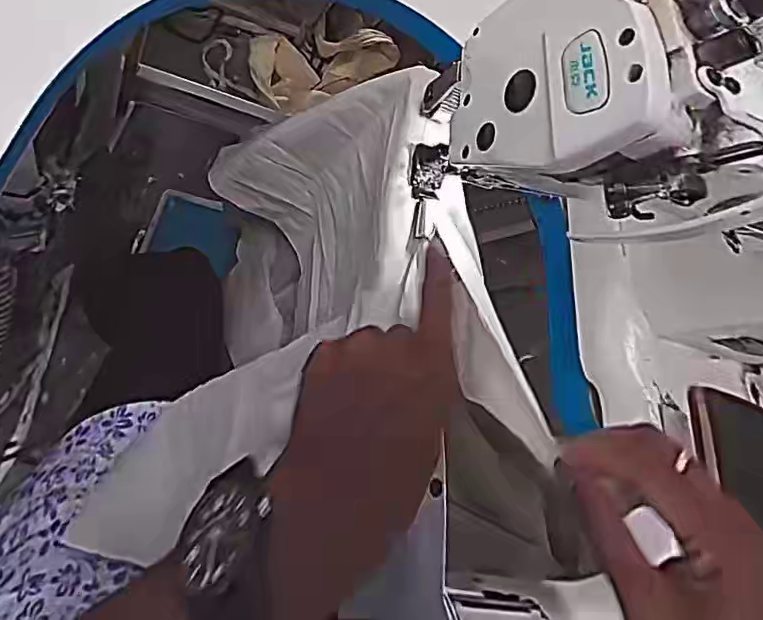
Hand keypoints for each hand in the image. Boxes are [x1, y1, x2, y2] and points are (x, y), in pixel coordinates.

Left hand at [265, 242, 457, 619]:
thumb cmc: (385, 489)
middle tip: (384, 400)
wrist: (328, 510)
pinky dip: (336, 373)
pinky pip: (337, 354)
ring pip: (365, 345)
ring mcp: (356, 351)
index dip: (438, 276)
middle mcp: (395, 352)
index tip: (435, 252)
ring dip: (362, 368)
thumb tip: (421, 381)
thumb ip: (428, 392)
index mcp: (431, 371)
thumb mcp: (430, 440)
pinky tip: (336, 407)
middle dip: (392, 361)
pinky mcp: (323, 357)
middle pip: (398, 336)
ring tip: (356, 410)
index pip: (439, 307)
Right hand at [562, 426, 762, 619]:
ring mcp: (744, 536)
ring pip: (678, 467)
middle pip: (668, 454)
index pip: (652, 464)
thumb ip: (609, 536)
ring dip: (631, 463)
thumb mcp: (646, 605)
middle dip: (616, 448)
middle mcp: (741, 526)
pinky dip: (651, 485)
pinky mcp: (736, 547)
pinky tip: (624, 495)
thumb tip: (583, 483)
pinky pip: (689, 493)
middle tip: (577, 454)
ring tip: (592, 472)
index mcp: (724, 534)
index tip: (570, 454)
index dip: (603, 452)